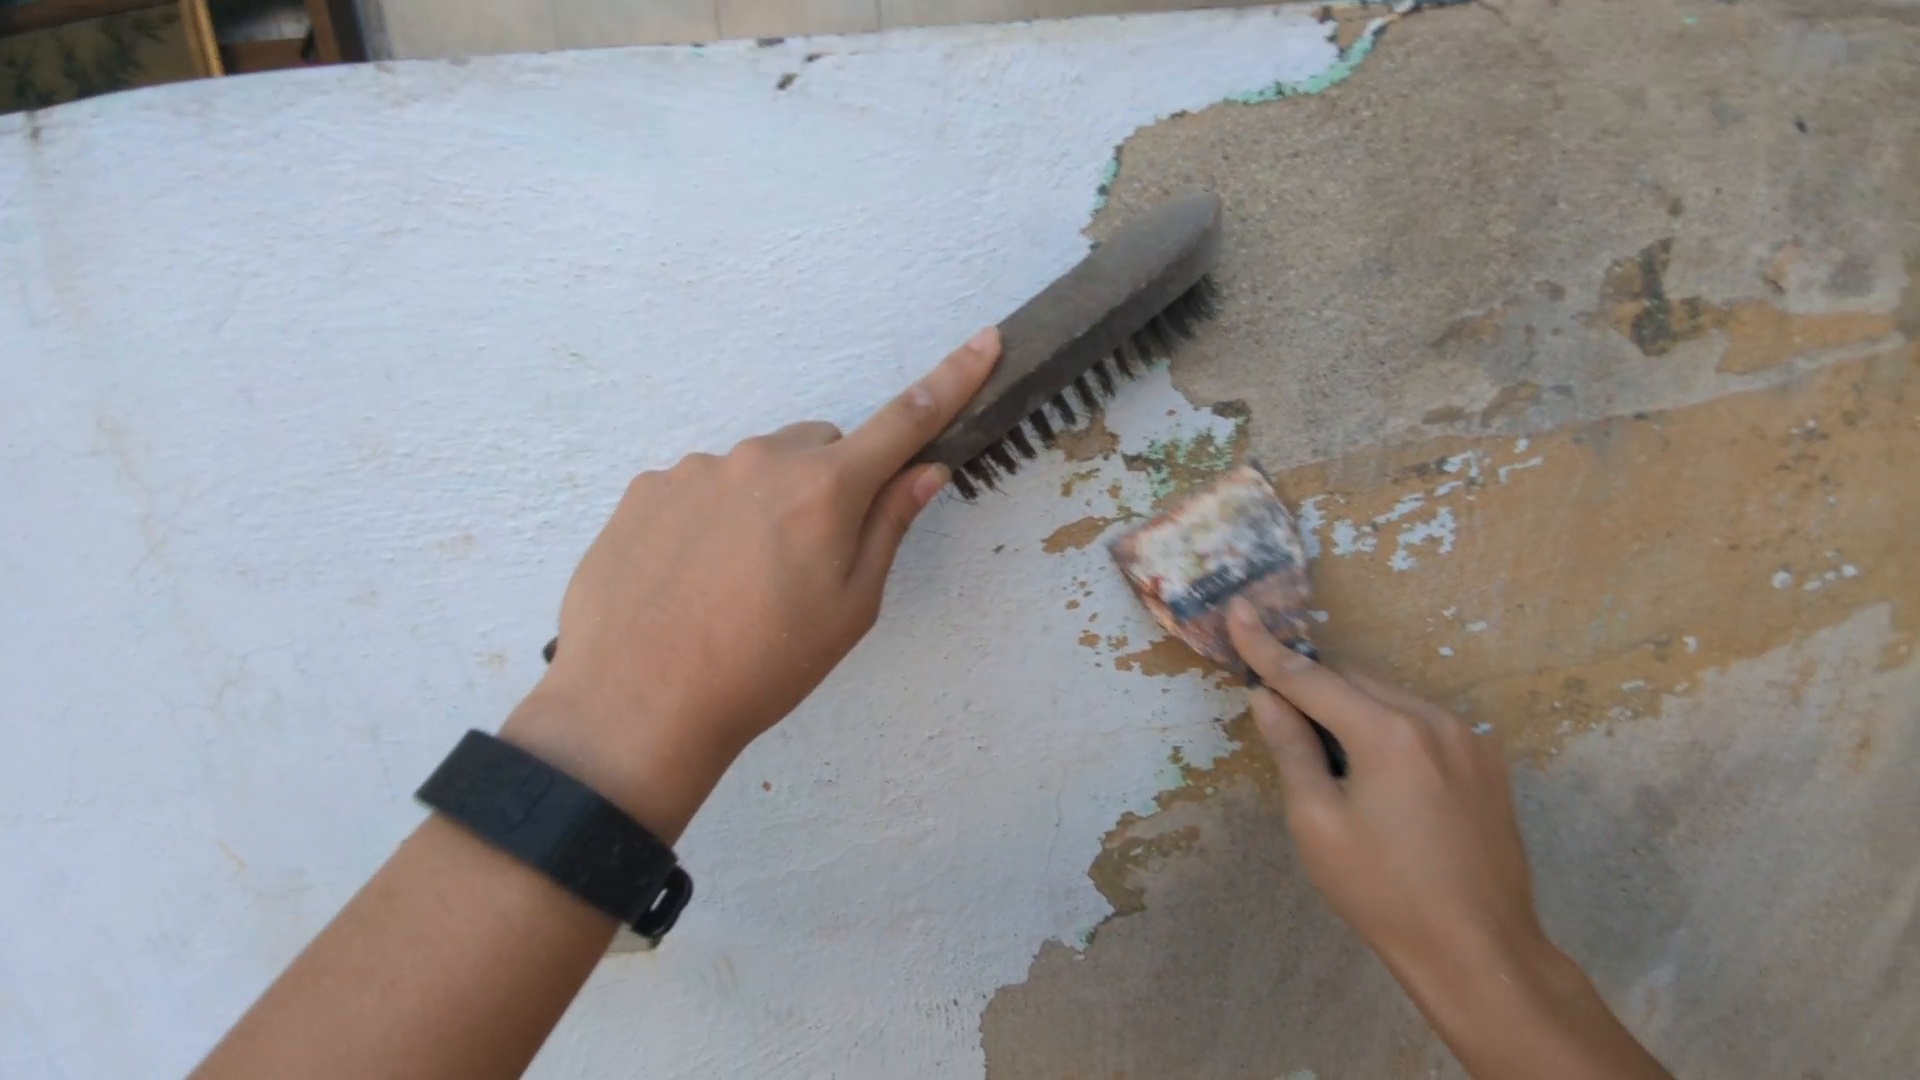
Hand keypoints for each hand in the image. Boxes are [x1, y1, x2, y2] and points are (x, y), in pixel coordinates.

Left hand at [503, 327, 1000, 838]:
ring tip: (740, 578)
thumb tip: (925, 470)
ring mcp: (695, 468)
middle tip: (809, 555)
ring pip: (757, 468)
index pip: (904, 421)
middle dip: (831, 481)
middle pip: (820, 447)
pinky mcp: (645, 489)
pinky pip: (701, 485)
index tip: (985, 341)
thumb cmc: (766, 666)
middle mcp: (761, 460)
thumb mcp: (851, 607)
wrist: (638, 704)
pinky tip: (693, 574)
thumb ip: (889, 526)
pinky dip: (712, 515)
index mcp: (824, 489)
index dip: (951, 380)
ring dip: (766, 501)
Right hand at [1226, 598, 1542, 987]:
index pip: (1310, 678)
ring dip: (1348, 708)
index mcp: (1389, 734)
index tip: (1237, 611)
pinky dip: (1383, 727)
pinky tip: (1376, 774)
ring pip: (1386, 697)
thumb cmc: (1383, 891)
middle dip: (1310, 687)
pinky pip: (1417, 722)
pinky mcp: (1485, 761)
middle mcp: (1434, 720)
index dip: (1266, 647)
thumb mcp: (1316, 822)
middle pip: (1352, 679)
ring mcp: (1468, 739)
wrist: (1480, 953)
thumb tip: (1267, 698)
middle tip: (1279, 718)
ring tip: (1331, 760)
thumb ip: (1290, 748)